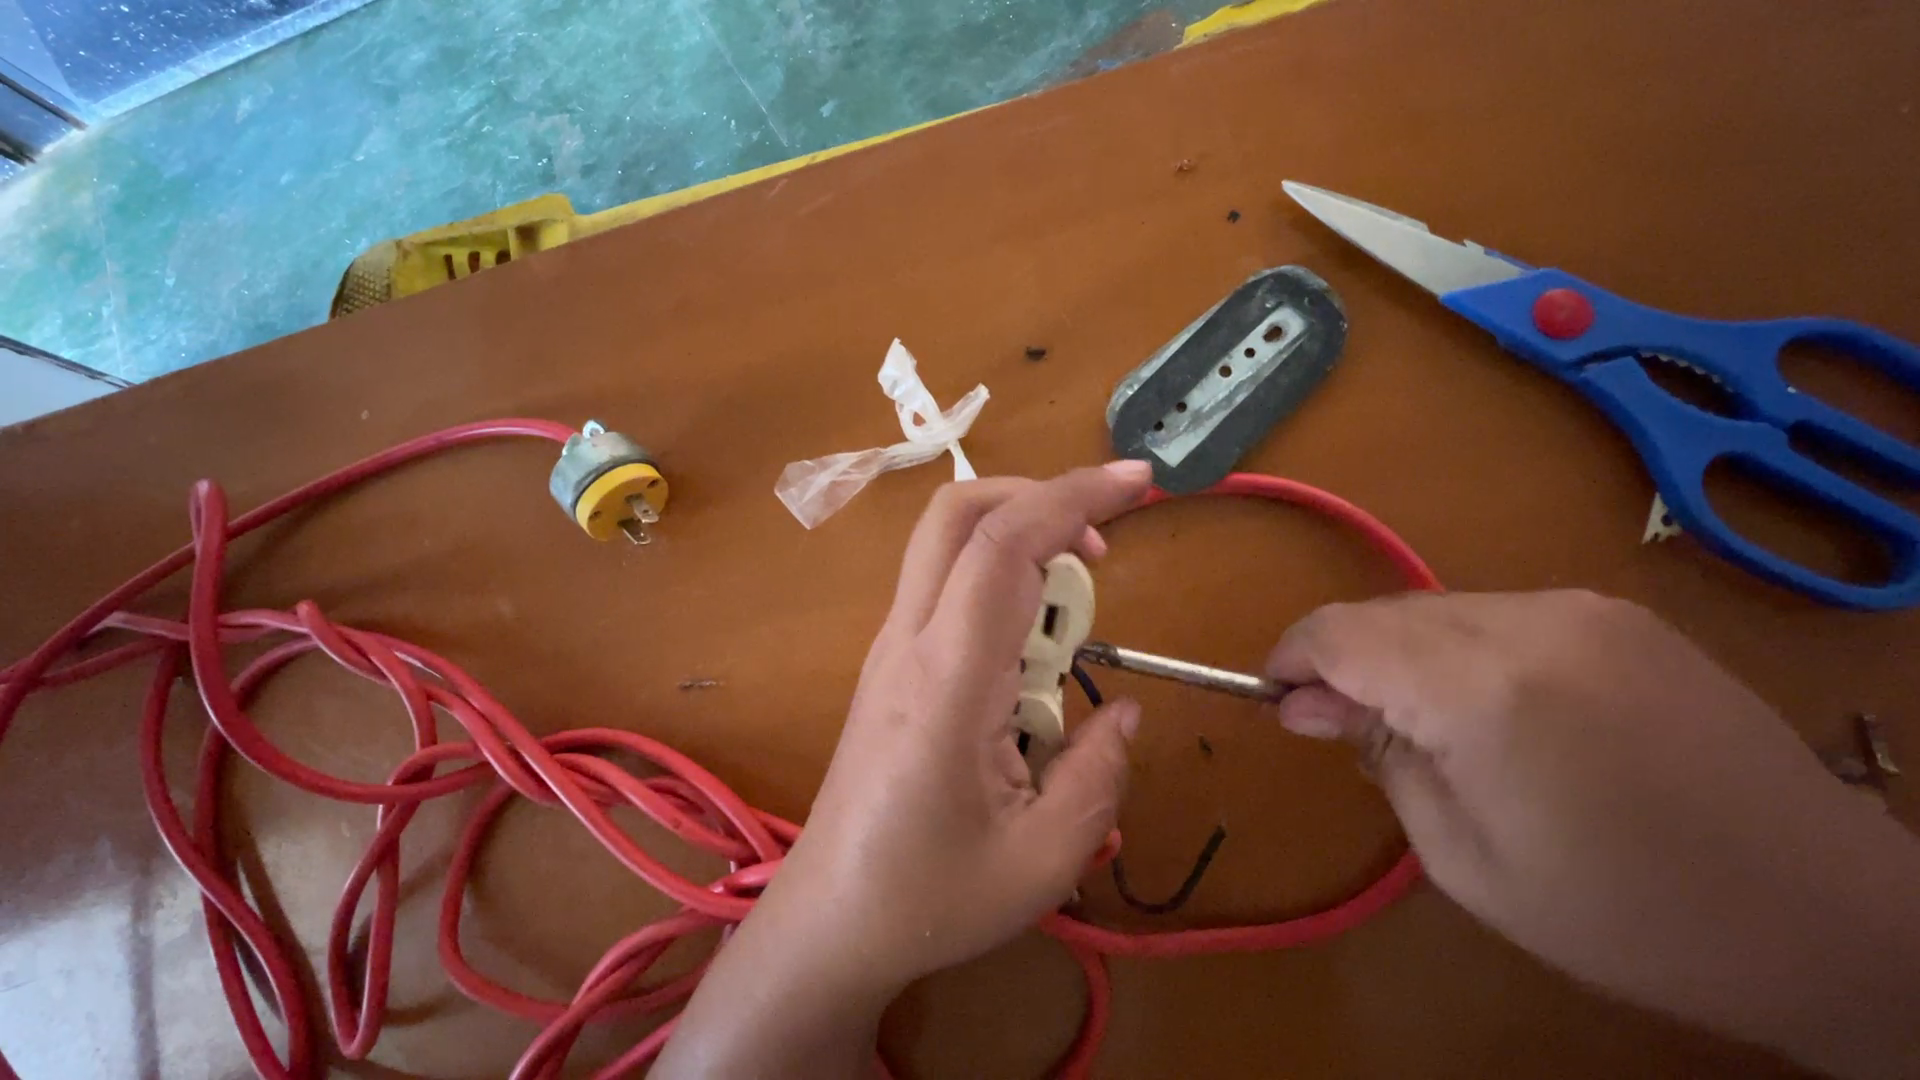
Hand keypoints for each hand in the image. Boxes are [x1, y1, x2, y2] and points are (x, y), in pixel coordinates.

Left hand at [654, 463, 1151, 1078]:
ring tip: (1073, 615)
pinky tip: (1028, 656)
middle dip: (1037, 496)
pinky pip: (943, 590)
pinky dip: (996, 584)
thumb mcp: (1045, 858)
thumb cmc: (931, 897)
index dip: (1073, 496)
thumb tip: (1122, 712)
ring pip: (946, 546)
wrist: (829, 923)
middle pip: (956, 515)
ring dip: (1017, 543)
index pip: (1003, 546)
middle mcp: (909, 643)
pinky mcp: (886, 667)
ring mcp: (889, 650)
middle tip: (1102, 544)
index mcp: (948, 679)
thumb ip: (1100, 774)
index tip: (1139, 483)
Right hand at [1268, 590, 1919, 1079]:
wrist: (1828, 917)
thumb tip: (1310, 704)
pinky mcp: (1619, 615)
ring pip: (1434, 607)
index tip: (1276, 702)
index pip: (1338, 633)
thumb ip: (1378, 757)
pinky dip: (1456, 649)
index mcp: (1480, 688)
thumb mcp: (1464, 858)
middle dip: (1342, 660)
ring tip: (1415, 724)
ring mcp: (1582, 609)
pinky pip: (1495, 614)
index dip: (1289, 658)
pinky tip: (1483, 706)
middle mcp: (1528, 621)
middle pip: (1382, 612)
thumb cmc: (1621, 913)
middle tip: (1338, 725)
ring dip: (1398, 653)